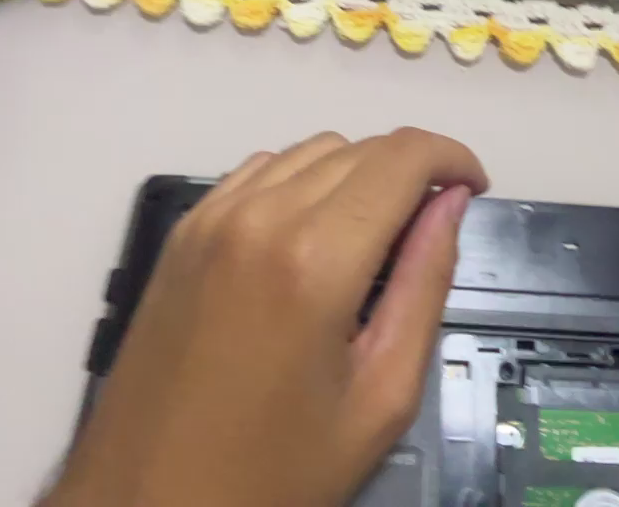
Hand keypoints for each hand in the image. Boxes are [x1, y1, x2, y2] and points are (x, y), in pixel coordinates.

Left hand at [45, 129, 487, 506]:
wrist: (145, 502)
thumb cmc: (276, 468)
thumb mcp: (380, 396)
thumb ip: (425, 284)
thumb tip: (450, 205)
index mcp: (316, 257)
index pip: (404, 158)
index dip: (452, 158)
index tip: (473, 189)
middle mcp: (262, 214)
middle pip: (362, 148)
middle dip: (413, 170)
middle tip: (430, 224)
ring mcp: (214, 215)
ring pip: (314, 149)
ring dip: (360, 173)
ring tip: (373, 234)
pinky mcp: (186, 228)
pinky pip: (263, 169)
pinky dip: (305, 180)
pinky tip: (312, 231)